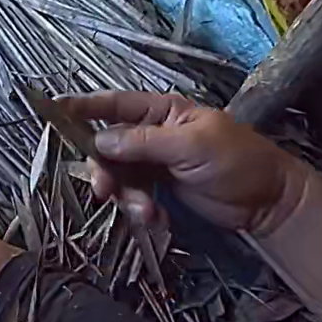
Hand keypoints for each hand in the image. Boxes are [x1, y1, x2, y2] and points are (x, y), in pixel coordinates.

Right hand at [57, 91, 310, 234]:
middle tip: (104, 191)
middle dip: (104, 169)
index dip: (85, 106)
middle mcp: (153, 132)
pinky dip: (138, 208)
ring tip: (144, 211)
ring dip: (125, 195)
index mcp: (162, 111)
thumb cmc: (236, 160)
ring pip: (119, 175)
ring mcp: (155, 161)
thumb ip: (143, 142)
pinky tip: (155, 218)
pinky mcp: (160, 187)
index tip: (54, 108)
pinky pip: (134, 195)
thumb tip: (100, 141)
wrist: (267, 201)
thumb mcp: (191, 145)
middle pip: (109, 145)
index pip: (116, 104)